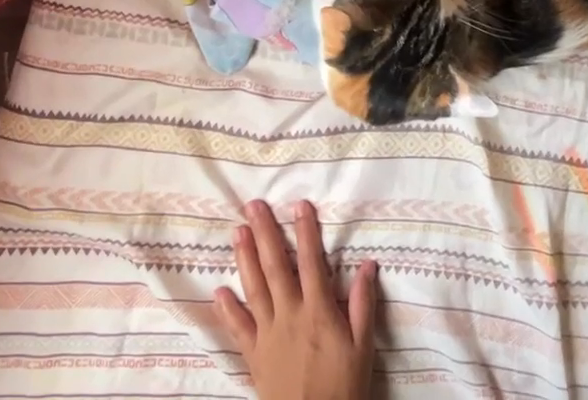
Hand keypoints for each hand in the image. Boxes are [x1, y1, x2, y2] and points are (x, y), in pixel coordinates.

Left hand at [214, 200, 378, 399]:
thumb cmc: (344, 386)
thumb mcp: (364, 346)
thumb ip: (364, 304)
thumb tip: (367, 265)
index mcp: (319, 311)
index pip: (311, 262)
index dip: (305, 232)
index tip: (299, 205)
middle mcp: (290, 316)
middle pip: (275, 267)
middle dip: (265, 234)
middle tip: (253, 206)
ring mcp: (268, 335)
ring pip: (254, 289)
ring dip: (245, 258)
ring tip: (238, 232)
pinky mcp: (254, 356)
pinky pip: (239, 328)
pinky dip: (228, 309)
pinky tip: (220, 290)